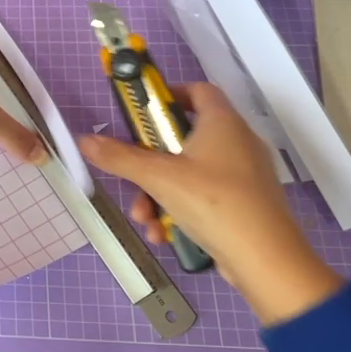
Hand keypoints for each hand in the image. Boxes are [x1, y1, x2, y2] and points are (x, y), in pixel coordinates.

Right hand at [76, 83, 341, 323]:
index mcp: (222, 122)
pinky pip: (205, 196)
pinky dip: (181, 210)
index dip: (168, 97)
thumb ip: (120, 157)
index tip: (141, 115)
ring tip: (145, 219)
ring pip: (189, 173)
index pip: (197, 91)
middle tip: (132, 179)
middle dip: (150, 163)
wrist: (266, 260)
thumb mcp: (158, 177)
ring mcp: (245, 175)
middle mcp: (237, 141)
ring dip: (159, 194)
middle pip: (183, 139)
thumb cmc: (213, 203)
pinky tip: (163, 234)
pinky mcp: (247, 204)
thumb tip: (84, 140)